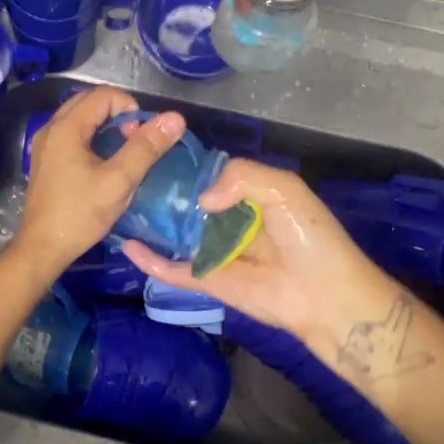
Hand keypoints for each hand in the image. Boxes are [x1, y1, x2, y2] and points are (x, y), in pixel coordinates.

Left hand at [14, 87, 185, 275]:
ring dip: (106, 126)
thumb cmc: (80, 214)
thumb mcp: (119, 181)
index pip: (103, 95)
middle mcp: (51, 129)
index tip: (144, 133)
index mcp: (66, 128)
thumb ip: (146, 147)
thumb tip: (175, 118)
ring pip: (80, 118)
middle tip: (135, 140)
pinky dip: (92, 138)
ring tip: (123, 152)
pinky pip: (72, 135)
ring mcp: (45, 145)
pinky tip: (105, 163)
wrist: (43, 248)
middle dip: (118, 113)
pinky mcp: (46, 161)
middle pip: (89, 102)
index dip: (130, 106)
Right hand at [122, 159, 396, 355]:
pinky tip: (128, 245)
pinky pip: (175, 268)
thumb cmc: (309, 236)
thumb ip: (241, 177)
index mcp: (250, 195)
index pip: (210, 175)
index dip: (184, 165)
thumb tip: (201, 199)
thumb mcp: (284, 189)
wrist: (325, 294)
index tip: (152, 149)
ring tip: (118, 206)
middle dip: (161, 192)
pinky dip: (151, 260)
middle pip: (188, 204)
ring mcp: (216, 251)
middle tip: (126, 176)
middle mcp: (229, 221)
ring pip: (177, 234)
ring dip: (152, 223)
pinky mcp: (209, 281)